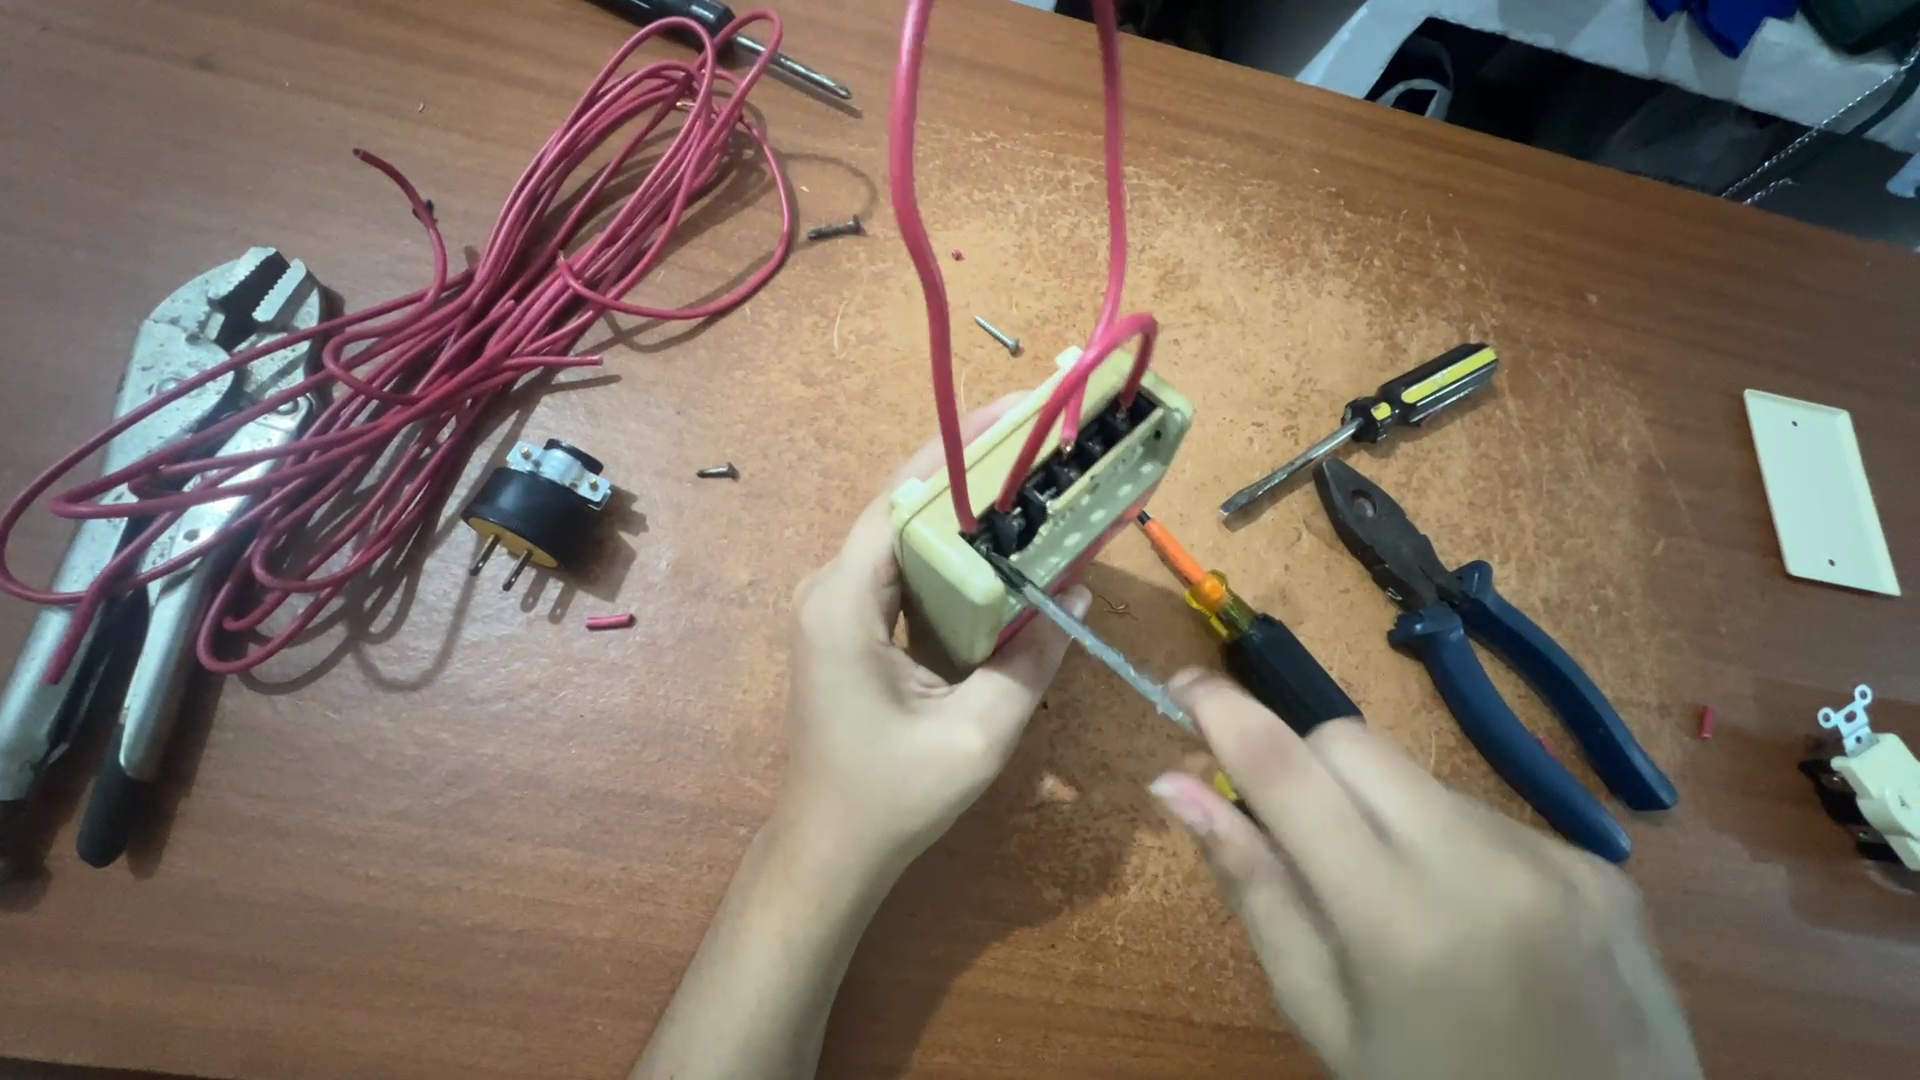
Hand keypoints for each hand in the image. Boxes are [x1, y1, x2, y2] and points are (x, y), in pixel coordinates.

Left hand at [777, 396, 1089, 877]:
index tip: (1017, 415)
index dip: (960, 450)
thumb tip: (1079, 591)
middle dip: (971, 470)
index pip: (903, 498)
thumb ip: (1031, 661)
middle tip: (1039, 443)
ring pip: (903, 534)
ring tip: (1027, 481)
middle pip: (903, 506)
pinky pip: (899, 569)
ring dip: (961, 509)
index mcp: (844, 602)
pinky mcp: (845, 622)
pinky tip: (996, 548)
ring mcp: (832, 604)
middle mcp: (827, 587)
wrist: (830, 849)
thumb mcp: (978, 735)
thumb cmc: (894, 799)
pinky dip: (947, 552)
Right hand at [1150, 672, 1701, 1079]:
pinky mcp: (1600, 867)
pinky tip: (1471, 915)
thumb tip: (1171, 783)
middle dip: (1302, 764)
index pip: (1286, 771)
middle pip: (1348, 742)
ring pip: (1413, 776)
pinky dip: (1444, 840)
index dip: (1225, 711)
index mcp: (1394, 916)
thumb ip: (1248, 883)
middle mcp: (1481, 865)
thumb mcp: (1318, 1008)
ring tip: (1398, 897)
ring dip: (1376, 809)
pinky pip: (1481, 812)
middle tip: (1296, 833)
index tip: (1183, 682)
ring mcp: (1554, 860)